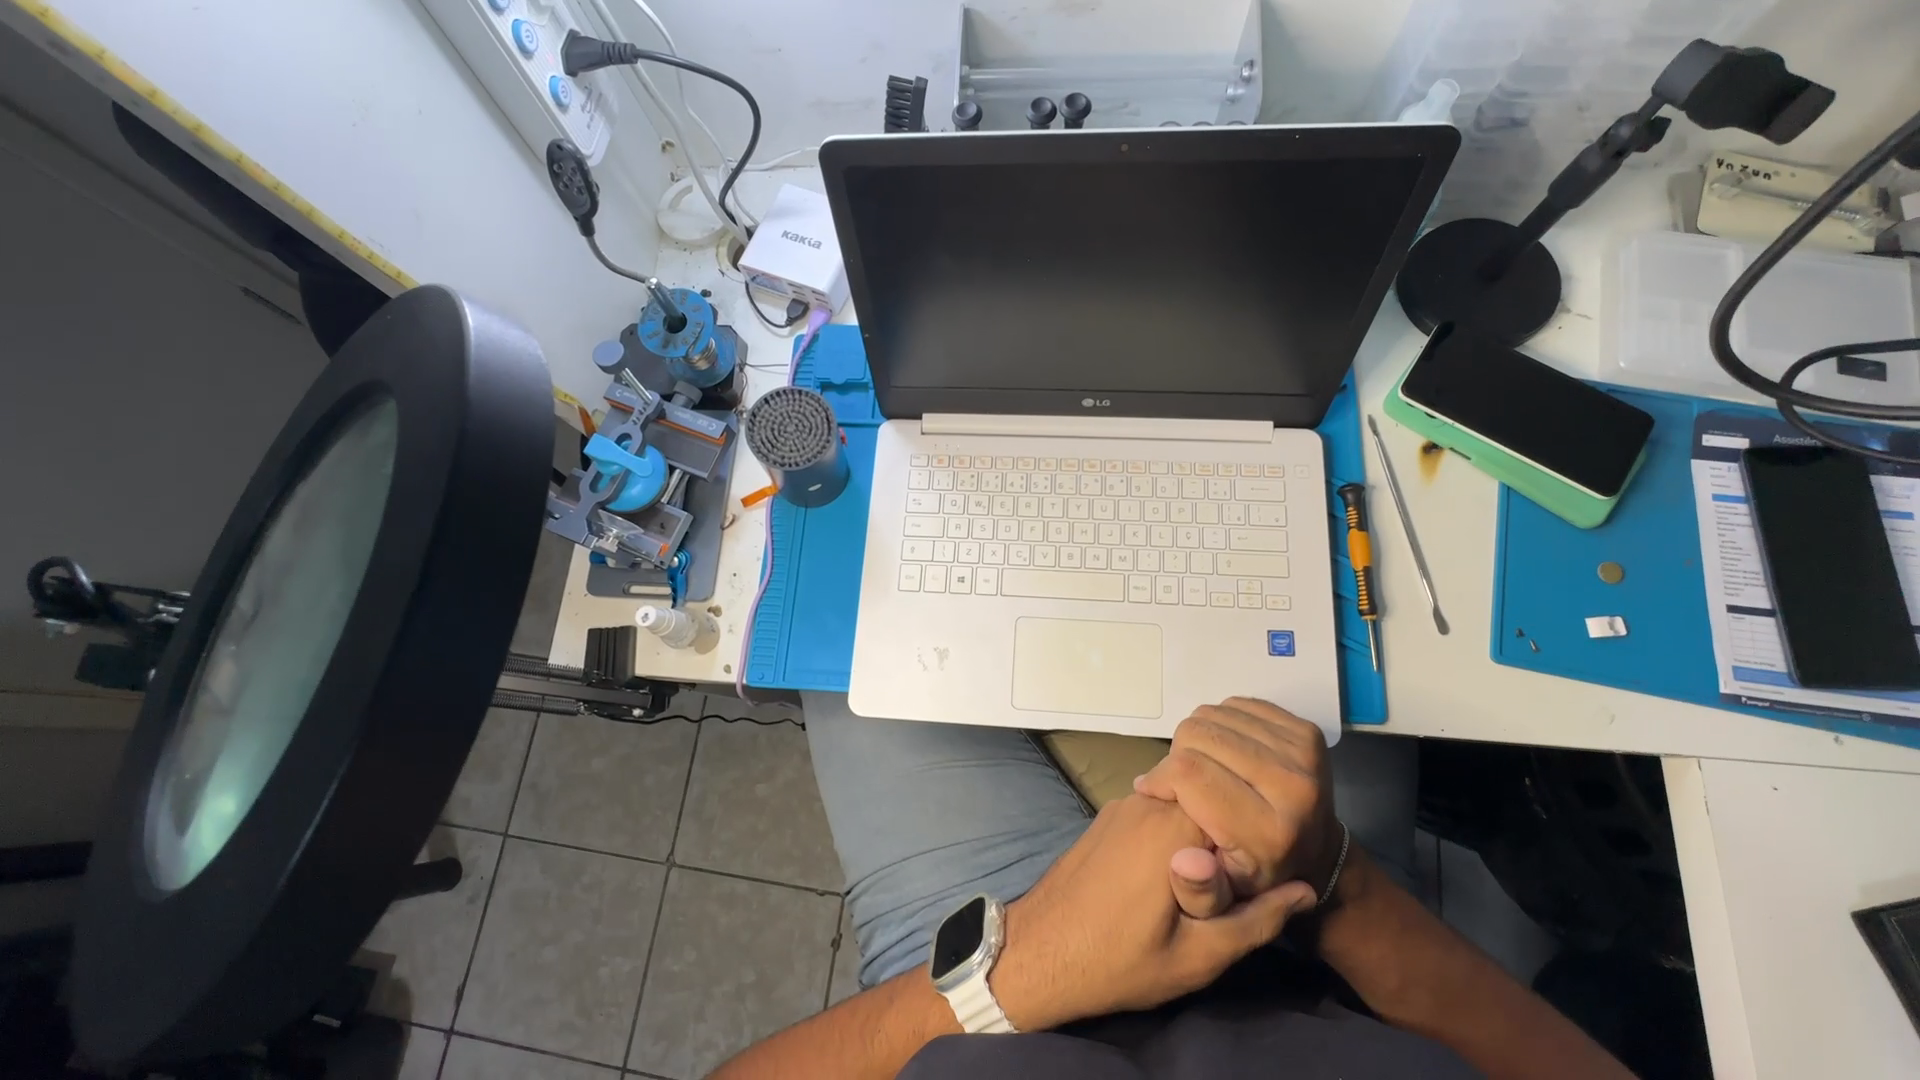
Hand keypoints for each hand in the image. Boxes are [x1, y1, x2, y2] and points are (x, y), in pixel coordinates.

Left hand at [988, 794, 1316, 1030]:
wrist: (1037, 952)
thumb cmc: (1119, 960)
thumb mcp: (1199, 956)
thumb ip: (1257, 920)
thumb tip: (1304, 889)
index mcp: (1175, 826)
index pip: (1241, 807)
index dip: (1254, 844)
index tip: (1249, 883)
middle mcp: (1149, 801)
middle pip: (1212, 804)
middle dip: (1225, 842)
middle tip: (1223, 894)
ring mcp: (1123, 804)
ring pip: (1183, 808)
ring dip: (1196, 842)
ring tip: (1191, 893)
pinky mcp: (1107, 816)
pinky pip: (1155, 814)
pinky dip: (1168, 840)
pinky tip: (1160, 882)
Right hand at [1133, 697, 1341, 911]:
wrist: (1319, 853)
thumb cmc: (1257, 874)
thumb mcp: (1223, 900)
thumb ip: (1197, 892)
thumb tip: (1181, 861)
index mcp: (1270, 830)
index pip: (1189, 772)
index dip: (1160, 777)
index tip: (1156, 792)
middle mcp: (1294, 786)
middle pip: (1197, 735)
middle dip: (1177, 755)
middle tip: (1183, 782)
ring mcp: (1303, 752)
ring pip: (1212, 715)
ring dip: (1197, 739)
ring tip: (1206, 767)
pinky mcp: (1306, 729)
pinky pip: (1234, 705)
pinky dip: (1220, 723)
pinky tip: (1227, 751)